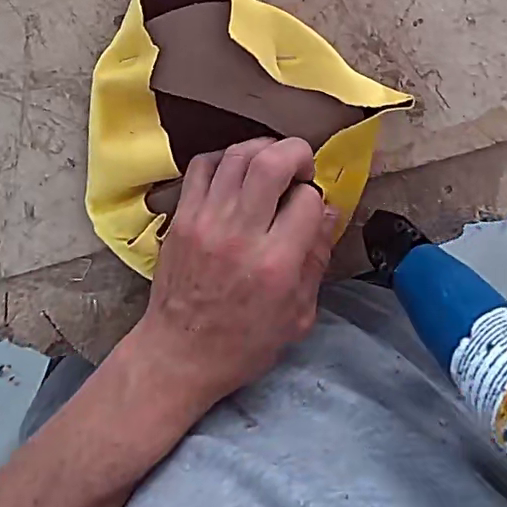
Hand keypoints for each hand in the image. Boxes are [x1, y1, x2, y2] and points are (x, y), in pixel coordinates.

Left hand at [112, 137, 336, 410]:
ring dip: (265, 149)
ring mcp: (205, 222)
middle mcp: (239, 235)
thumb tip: (329, 209)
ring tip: (272, 166)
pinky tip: (238, 173)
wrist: (176, 357)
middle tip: (300, 170)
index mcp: (275, 263)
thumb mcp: (299, 313)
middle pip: (272, 161)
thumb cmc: (244, 341)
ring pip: (239, 154)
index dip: (316, 198)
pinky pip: (204, 164)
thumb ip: (318, 256)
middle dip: (297, 153)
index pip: (307, 199)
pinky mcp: (181, 217)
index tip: (310, 209)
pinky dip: (227, 158)